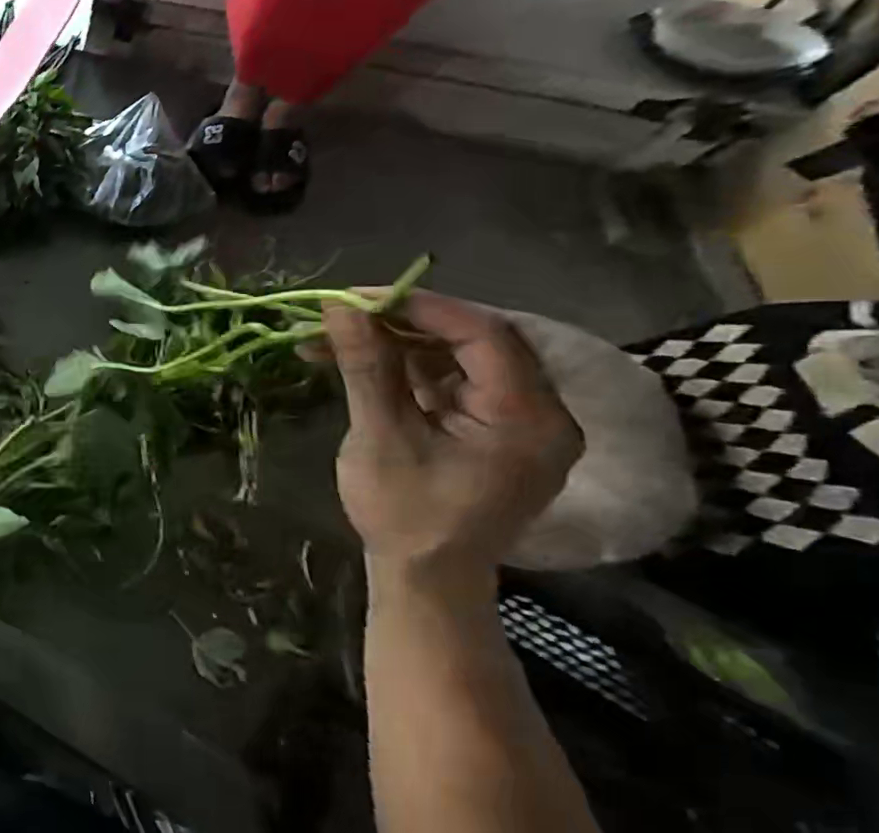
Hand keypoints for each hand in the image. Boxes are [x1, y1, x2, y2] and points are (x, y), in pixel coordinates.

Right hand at [323, 291, 582, 579]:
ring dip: (398, 343)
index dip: (420, 307)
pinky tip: (362, 360)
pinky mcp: (494, 427)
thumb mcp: (381, 437)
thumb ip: (366, 367)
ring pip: (458, 356)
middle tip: (345, 314)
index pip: (483, 334)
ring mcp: (519, 421)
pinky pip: (453, 380)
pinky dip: (407, 367)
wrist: (425, 580)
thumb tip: (340, 308)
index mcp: (527, 419)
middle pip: (474, 340)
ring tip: (339, 336)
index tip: (357, 297)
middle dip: (403, 322)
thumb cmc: (404, 516)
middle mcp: (540, 412)